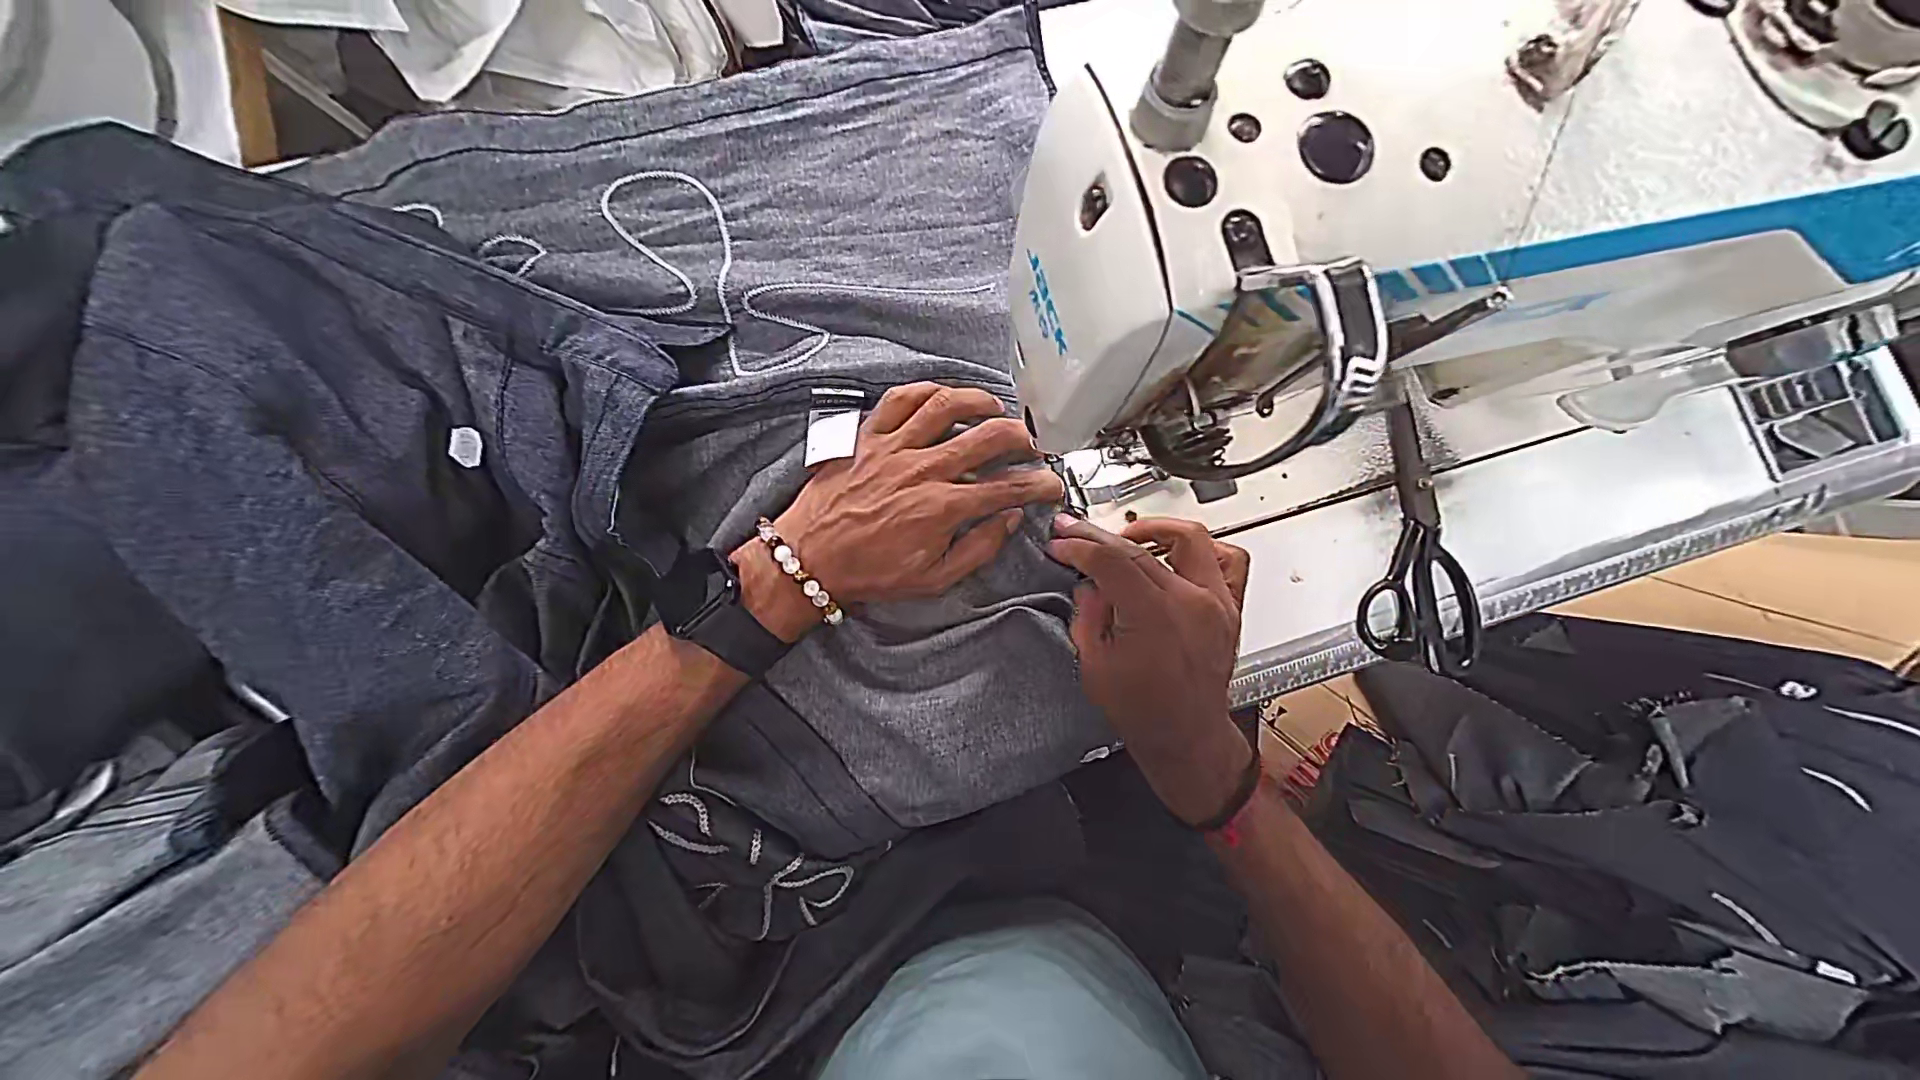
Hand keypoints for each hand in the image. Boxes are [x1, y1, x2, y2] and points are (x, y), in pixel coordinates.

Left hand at [733, 382, 1064, 640]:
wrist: (811, 559)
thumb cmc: (868, 572)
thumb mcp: (933, 578)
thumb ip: (978, 549)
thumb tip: (1008, 521)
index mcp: (942, 508)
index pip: (1007, 488)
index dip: (1039, 484)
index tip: (1049, 484)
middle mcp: (922, 471)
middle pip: (987, 437)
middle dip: (1020, 437)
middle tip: (1029, 444)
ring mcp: (894, 448)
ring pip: (947, 406)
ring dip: (979, 402)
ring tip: (995, 409)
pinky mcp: (868, 436)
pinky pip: (900, 399)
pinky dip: (926, 390)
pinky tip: (941, 396)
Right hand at [1047, 514, 1253, 825]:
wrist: (1186, 737)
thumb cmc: (1146, 712)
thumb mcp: (1094, 665)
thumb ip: (1087, 615)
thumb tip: (1088, 584)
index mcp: (1153, 617)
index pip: (1110, 559)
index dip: (1078, 546)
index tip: (1061, 543)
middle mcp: (1190, 603)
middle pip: (1139, 545)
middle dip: (1099, 536)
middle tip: (1077, 534)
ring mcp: (1215, 603)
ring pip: (1189, 537)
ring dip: (1153, 529)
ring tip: (1128, 536)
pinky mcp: (1230, 608)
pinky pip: (1229, 560)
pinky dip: (1202, 549)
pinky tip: (1177, 554)